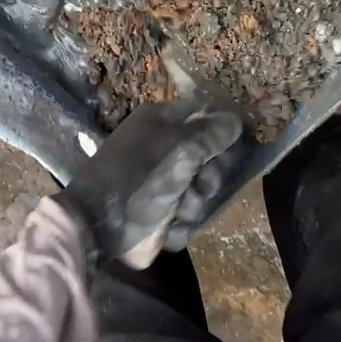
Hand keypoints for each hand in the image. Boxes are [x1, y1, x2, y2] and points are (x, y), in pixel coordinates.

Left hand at [55, 99, 244, 268]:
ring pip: (199, 192)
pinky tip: (166, 227)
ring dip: (192, 204)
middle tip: (200, 184)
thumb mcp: (180, 150)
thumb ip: (211, 136)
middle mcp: (162, 148)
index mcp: (160, 122)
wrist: (99, 225)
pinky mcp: (159, 214)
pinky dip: (179, 225)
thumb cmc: (139, 177)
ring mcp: (160, 183)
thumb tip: (236, 120)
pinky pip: (186, 217)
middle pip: (206, 158)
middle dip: (206, 177)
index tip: (240, 142)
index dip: (222, 127)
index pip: (202, 114)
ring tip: (177, 209)